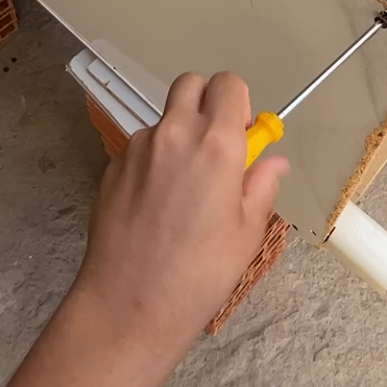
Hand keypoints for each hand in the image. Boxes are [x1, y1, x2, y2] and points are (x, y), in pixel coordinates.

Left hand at [0, 74, 287, 386]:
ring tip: (180, 188)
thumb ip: (261, 185)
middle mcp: (175, 132)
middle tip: (212, 143)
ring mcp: (139, 146)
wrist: (129, 303)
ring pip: (164, 118)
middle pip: (190, 84)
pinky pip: (140, 147)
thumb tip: (273, 161)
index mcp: (216, 143)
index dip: (237, 102)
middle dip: (205, 102)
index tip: (240, 131)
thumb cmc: (200, 272)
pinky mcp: (113, 164)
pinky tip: (153, 204)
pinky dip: (152, 161)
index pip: (228, 84)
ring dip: (176, 135)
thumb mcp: (246, 232)